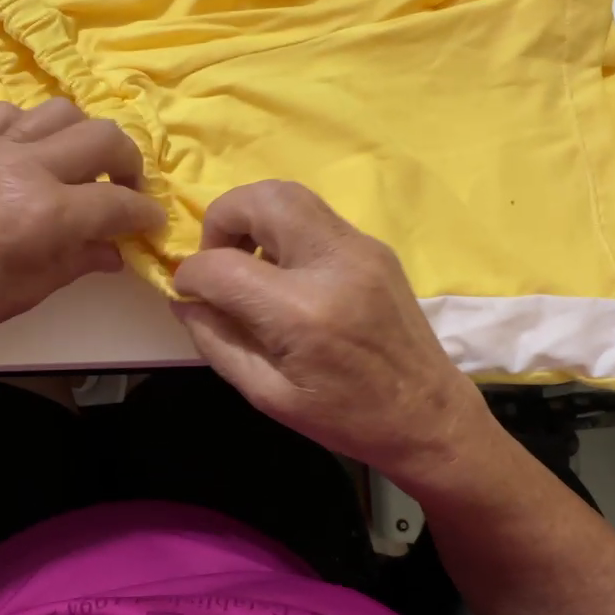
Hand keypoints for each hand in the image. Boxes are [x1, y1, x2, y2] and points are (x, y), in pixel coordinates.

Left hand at [0, 99, 162, 364]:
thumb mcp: (34, 288)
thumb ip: (81, 260)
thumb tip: (116, 251)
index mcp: (46, 212)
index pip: (117, 202)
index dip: (144, 214)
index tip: (153, 223)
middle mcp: (26, 167)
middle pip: (103, 138)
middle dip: (129, 163)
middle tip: (127, 192)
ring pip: (61, 112)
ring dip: (84, 137)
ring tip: (83, 169)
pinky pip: (13, 114)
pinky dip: (34, 127)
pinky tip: (34, 156)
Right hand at [170, 181, 489, 484]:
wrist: (428, 417)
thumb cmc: (345, 418)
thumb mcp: (266, 395)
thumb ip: (217, 342)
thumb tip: (186, 302)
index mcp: (303, 314)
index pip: (222, 266)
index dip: (190, 276)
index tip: (187, 295)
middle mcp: (334, 266)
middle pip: (262, 199)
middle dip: (221, 220)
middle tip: (217, 261)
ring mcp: (361, 249)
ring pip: (290, 196)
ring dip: (252, 220)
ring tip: (246, 265)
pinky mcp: (374, 248)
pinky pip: (313, 218)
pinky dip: (281, 231)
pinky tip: (281, 276)